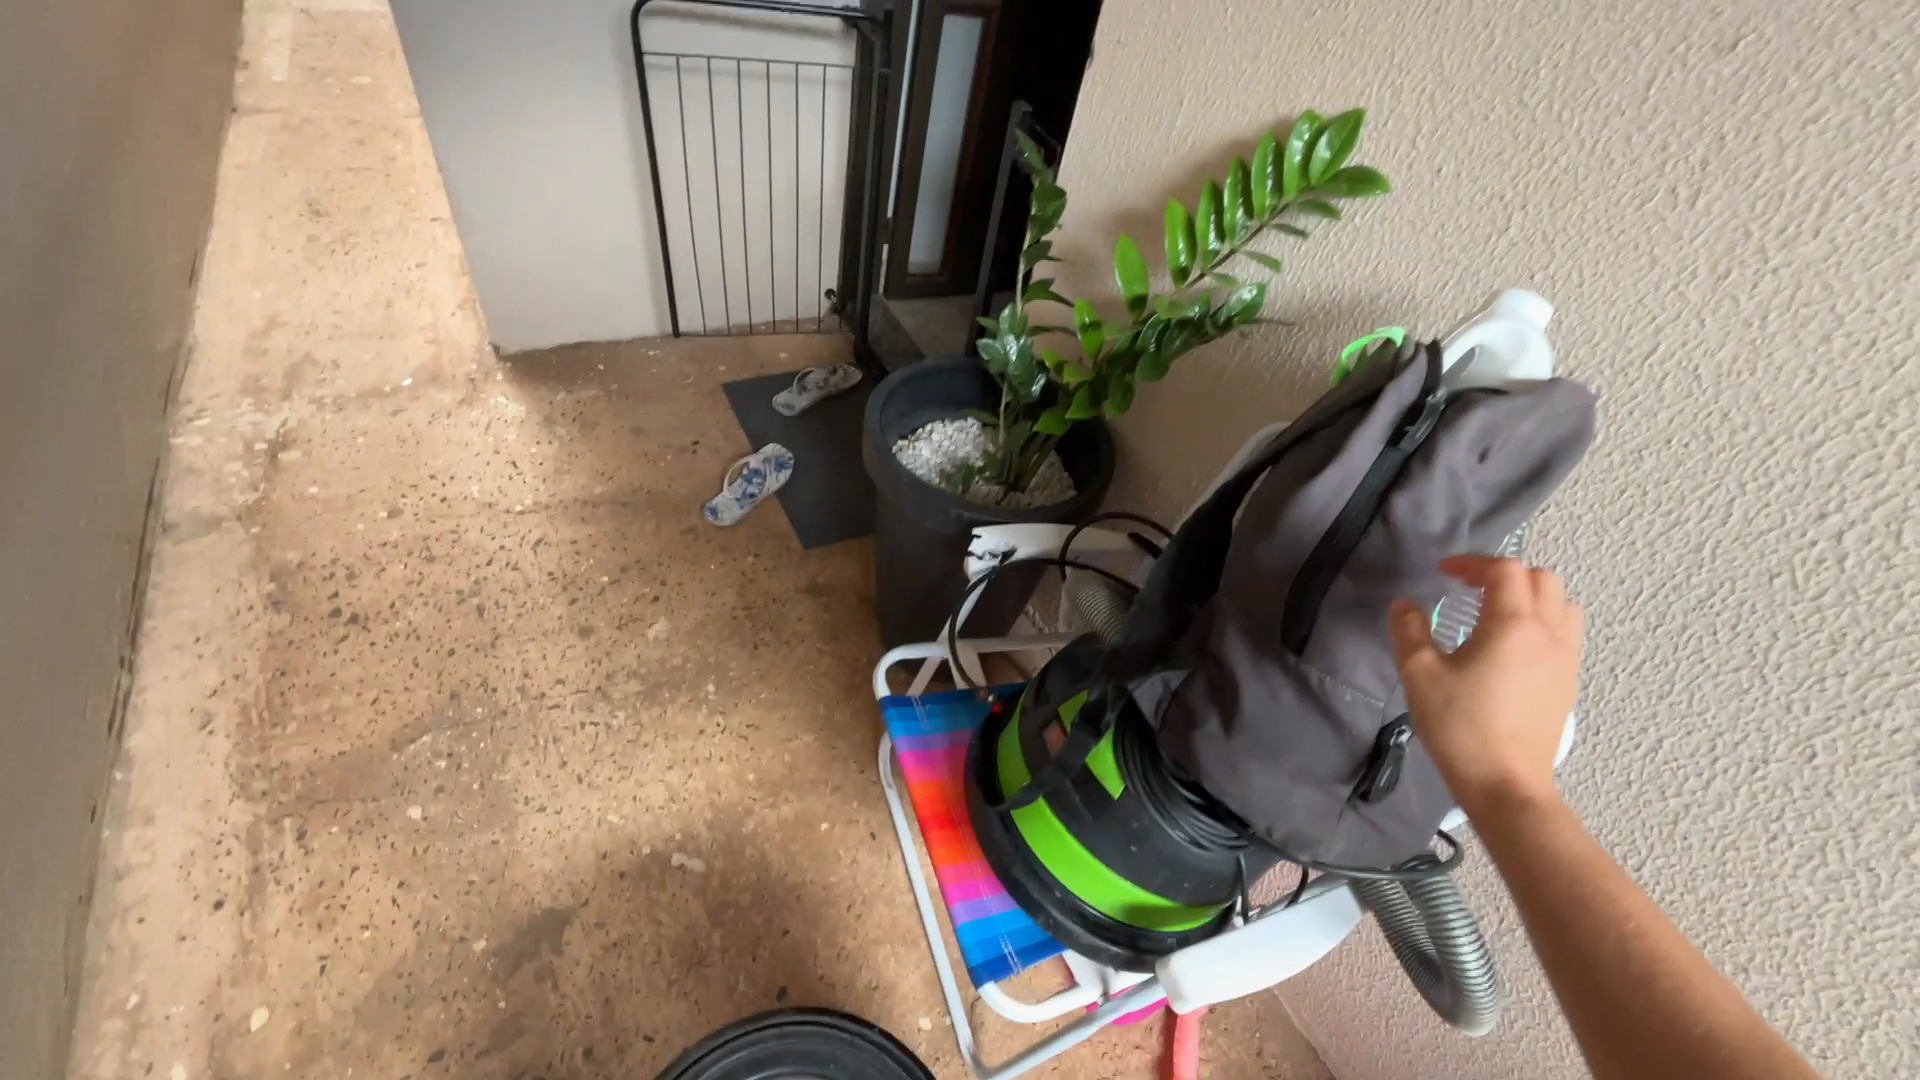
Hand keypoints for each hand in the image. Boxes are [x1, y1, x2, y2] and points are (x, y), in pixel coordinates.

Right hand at [1389, 555, 1582, 817]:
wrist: (1505, 782)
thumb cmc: (1459, 725)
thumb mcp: (1419, 673)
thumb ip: (1410, 630)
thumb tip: (1406, 604)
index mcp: (1513, 626)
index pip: (1505, 570)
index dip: (1473, 562)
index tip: (1443, 574)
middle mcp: (1548, 634)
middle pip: (1541, 578)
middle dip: (1503, 573)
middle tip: (1467, 587)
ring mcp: (1565, 658)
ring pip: (1561, 603)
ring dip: (1529, 594)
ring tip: (1494, 609)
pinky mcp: (1567, 681)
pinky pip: (1566, 630)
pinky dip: (1542, 619)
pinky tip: (1510, 642)